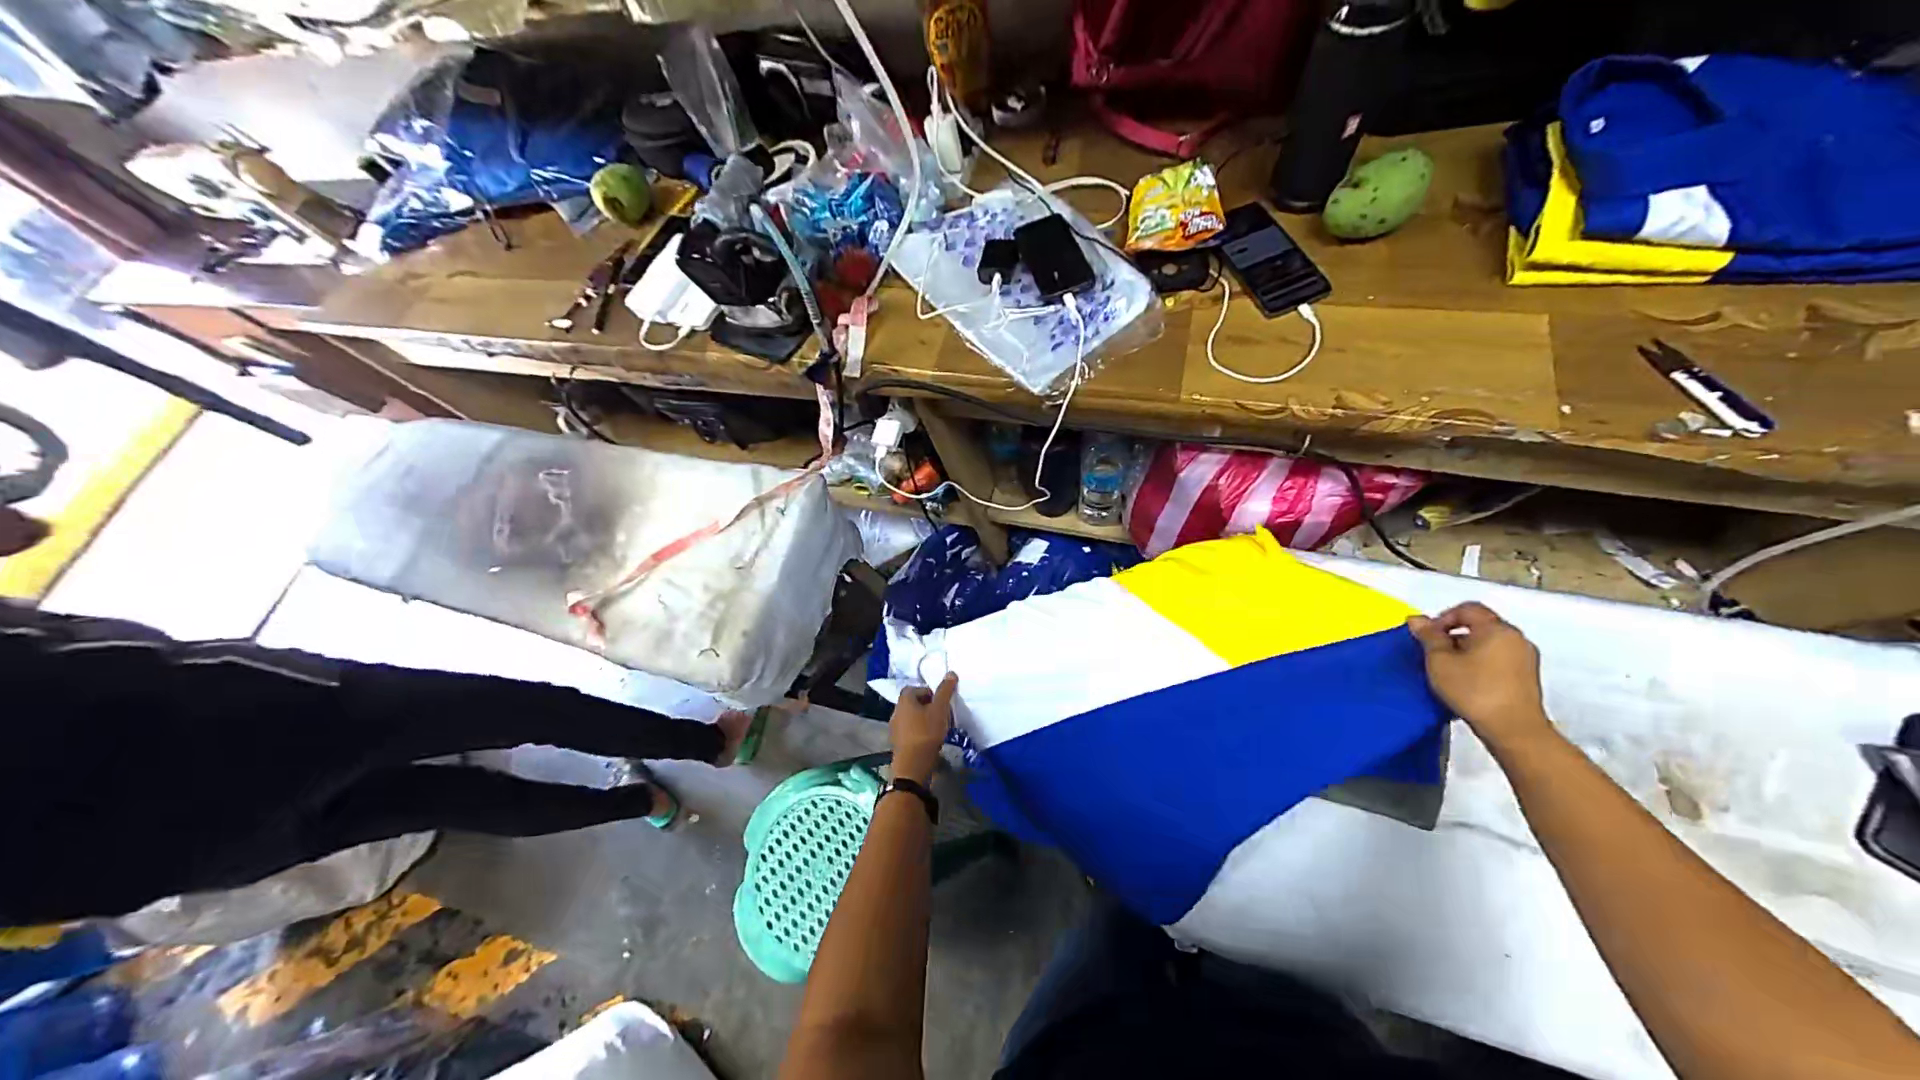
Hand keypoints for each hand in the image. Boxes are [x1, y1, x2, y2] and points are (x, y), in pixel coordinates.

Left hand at [890, 673, 956, 783]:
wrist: (913, 764)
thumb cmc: (926, 732)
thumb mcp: (939, 709)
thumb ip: (945, 691)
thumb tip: (951, 673)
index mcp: (904, 701)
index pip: (915, 688)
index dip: (928, 692)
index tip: (941, 700)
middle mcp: (896, 712)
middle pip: (913, 703)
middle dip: (927, 706)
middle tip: (942, 713)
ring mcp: (895, 728)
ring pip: (912, 718)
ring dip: (924, 719)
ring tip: (939, 727)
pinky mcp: (898, 743)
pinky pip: (910, 731)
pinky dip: (920, 731)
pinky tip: (931, 739)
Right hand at [1407, 603, 1552, 750]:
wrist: (1513, 729)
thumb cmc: (1473, 690)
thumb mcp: (1440, 661)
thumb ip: (1428, 636)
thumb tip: (1416, 619)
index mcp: (1497, 629)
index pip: (1467, 608)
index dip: (1442, 618)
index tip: (1428, 637)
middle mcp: (1516, 637)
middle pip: (1480, 624)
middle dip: (1454, 634)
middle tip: (1435, 653)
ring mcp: (1526, 657)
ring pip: (1490, 642)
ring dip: (1468, 649)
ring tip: (1450, 669)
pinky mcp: (1528, 676)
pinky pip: (1500, 658)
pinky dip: (1482, 662)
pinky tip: (1468, 680)